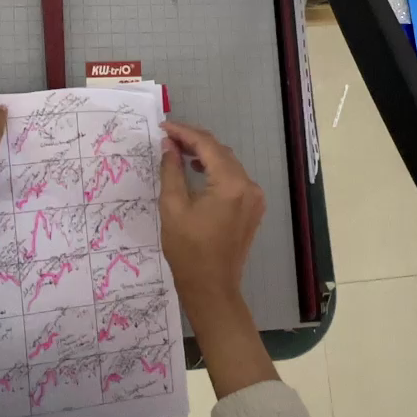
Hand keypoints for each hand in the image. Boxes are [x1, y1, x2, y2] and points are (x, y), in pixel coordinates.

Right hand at [158, 120, 276, 397]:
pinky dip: (215, 169)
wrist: (212, 288)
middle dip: (194, 141)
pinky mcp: (252, 208)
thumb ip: (172, 170)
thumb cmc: (188, 249)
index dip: (184, 133)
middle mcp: (248, 186)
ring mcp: (254, 197)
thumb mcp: (173, 206)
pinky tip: (197, 170)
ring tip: (178, 152)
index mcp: (230, 184)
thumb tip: (169, 145)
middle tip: (168, 138)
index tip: (163, 128)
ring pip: (228, 163)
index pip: (206, 145)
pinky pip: (233, 178)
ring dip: (205, 154)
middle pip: (220, 151)